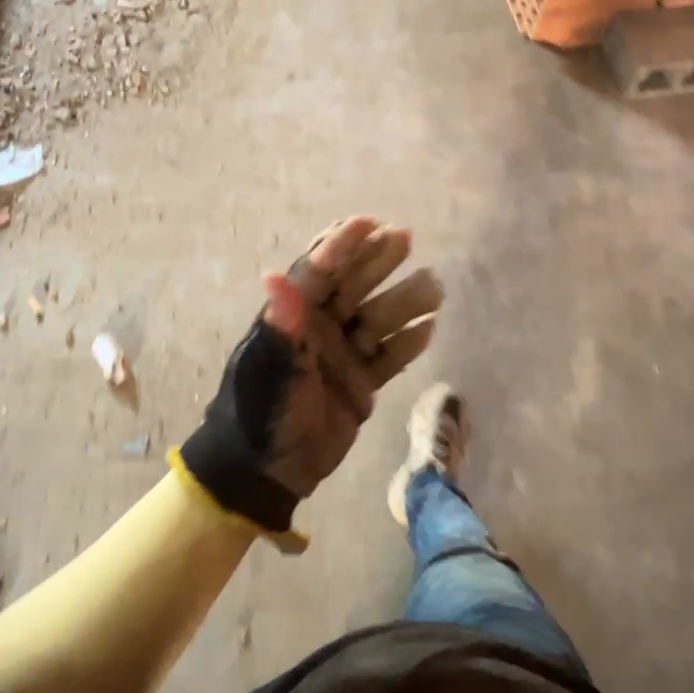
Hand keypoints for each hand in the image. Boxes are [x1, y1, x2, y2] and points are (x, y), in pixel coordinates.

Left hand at [178, 218, 442, 542]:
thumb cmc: (259, 413)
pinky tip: (429, 326)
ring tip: (434, 283)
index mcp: (292, 318)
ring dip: (403, 300)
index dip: (341, 245)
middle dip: (377, 261)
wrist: (265, 471)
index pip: (318, 272)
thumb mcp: (268, 369)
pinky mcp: (360, 384)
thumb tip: (273, 276)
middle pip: (353, 286)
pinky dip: (407, 343)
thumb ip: (280, 326)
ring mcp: (342, 356)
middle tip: (406, 236)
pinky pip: (388, 356)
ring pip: (377, 319)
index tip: (367, 221)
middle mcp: (319, 328)